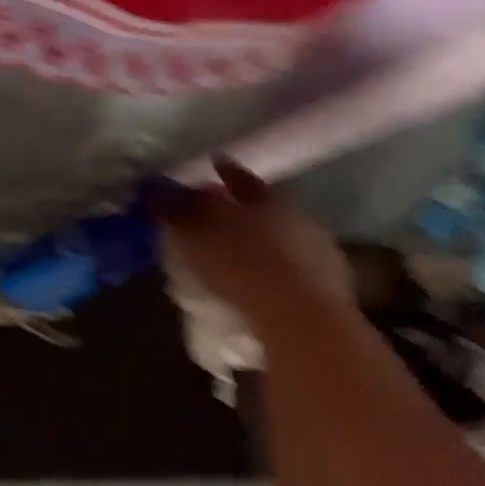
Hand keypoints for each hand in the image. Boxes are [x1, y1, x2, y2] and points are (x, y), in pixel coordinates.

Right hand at [156, 156, 353, 331]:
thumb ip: (174, 209)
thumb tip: (156, 188)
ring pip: (278, 237)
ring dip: (255, 240)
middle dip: (237, 209)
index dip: (221, 171)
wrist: (303, 320)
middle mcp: (299, 218)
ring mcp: (319, 252)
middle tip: (210, 215)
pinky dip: (269, 267)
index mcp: (270, 200)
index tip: (209, 165)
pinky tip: (252, 279)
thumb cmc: (240, 265)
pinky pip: (289, 266)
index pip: (239, 177)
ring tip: (227, 252)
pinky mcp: (329, 286)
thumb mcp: (193, 234)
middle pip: (262, 207)